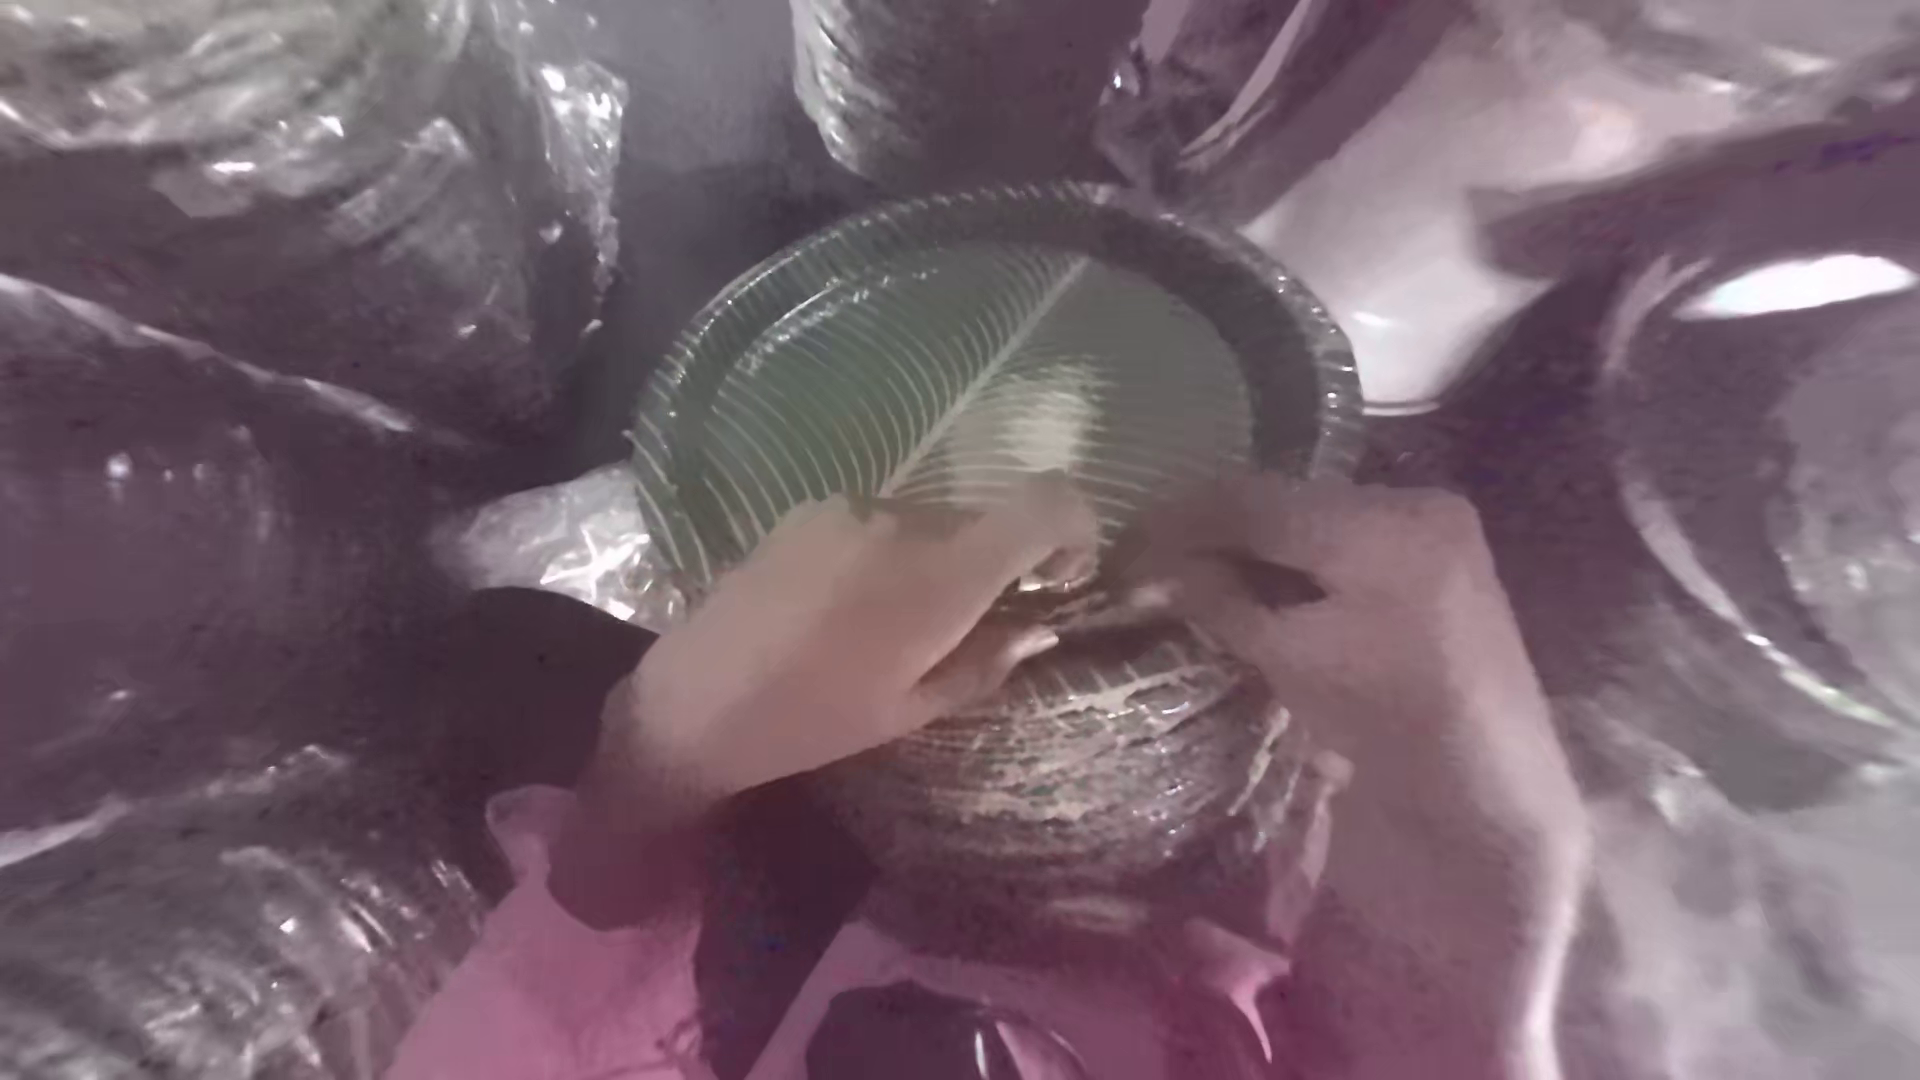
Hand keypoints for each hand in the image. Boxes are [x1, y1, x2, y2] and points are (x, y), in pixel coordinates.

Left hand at [583, 474, 1099, 831]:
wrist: (695, 698)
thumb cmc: (815, 718)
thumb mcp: (915, 707)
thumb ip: (990, 657)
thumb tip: (1039, 624)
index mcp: (941, 573)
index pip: (1045, 502)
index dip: (1077, 525)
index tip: (1062, 573)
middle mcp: (905, 518)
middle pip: (989, 515)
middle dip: (1000, 560)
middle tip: (972, 618)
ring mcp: (854, 504)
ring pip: (936, 518)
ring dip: (943, 557)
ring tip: (898, 617)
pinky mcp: (816, 505)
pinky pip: (886, 517)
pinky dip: (897, 549)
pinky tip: (853, 598)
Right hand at [1130, 477, 1580, 845]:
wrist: (1488, 792)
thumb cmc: (1390, 727)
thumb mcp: (1288, 658)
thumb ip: (1216, 600)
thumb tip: (1146, 569)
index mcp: (1380, 526)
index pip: (1251, 503)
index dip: (1180, 520)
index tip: (1128, 542)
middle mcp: (1406, 501)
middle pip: (1273, 500)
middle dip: (1205, 528)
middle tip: (1152, 556)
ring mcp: (1421, 521)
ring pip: (1296, 513)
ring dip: (1238, 539)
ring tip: (1188, 567)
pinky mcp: (1422, 547)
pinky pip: (1325, 532)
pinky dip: (1276, 551)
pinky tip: (1244, 574)